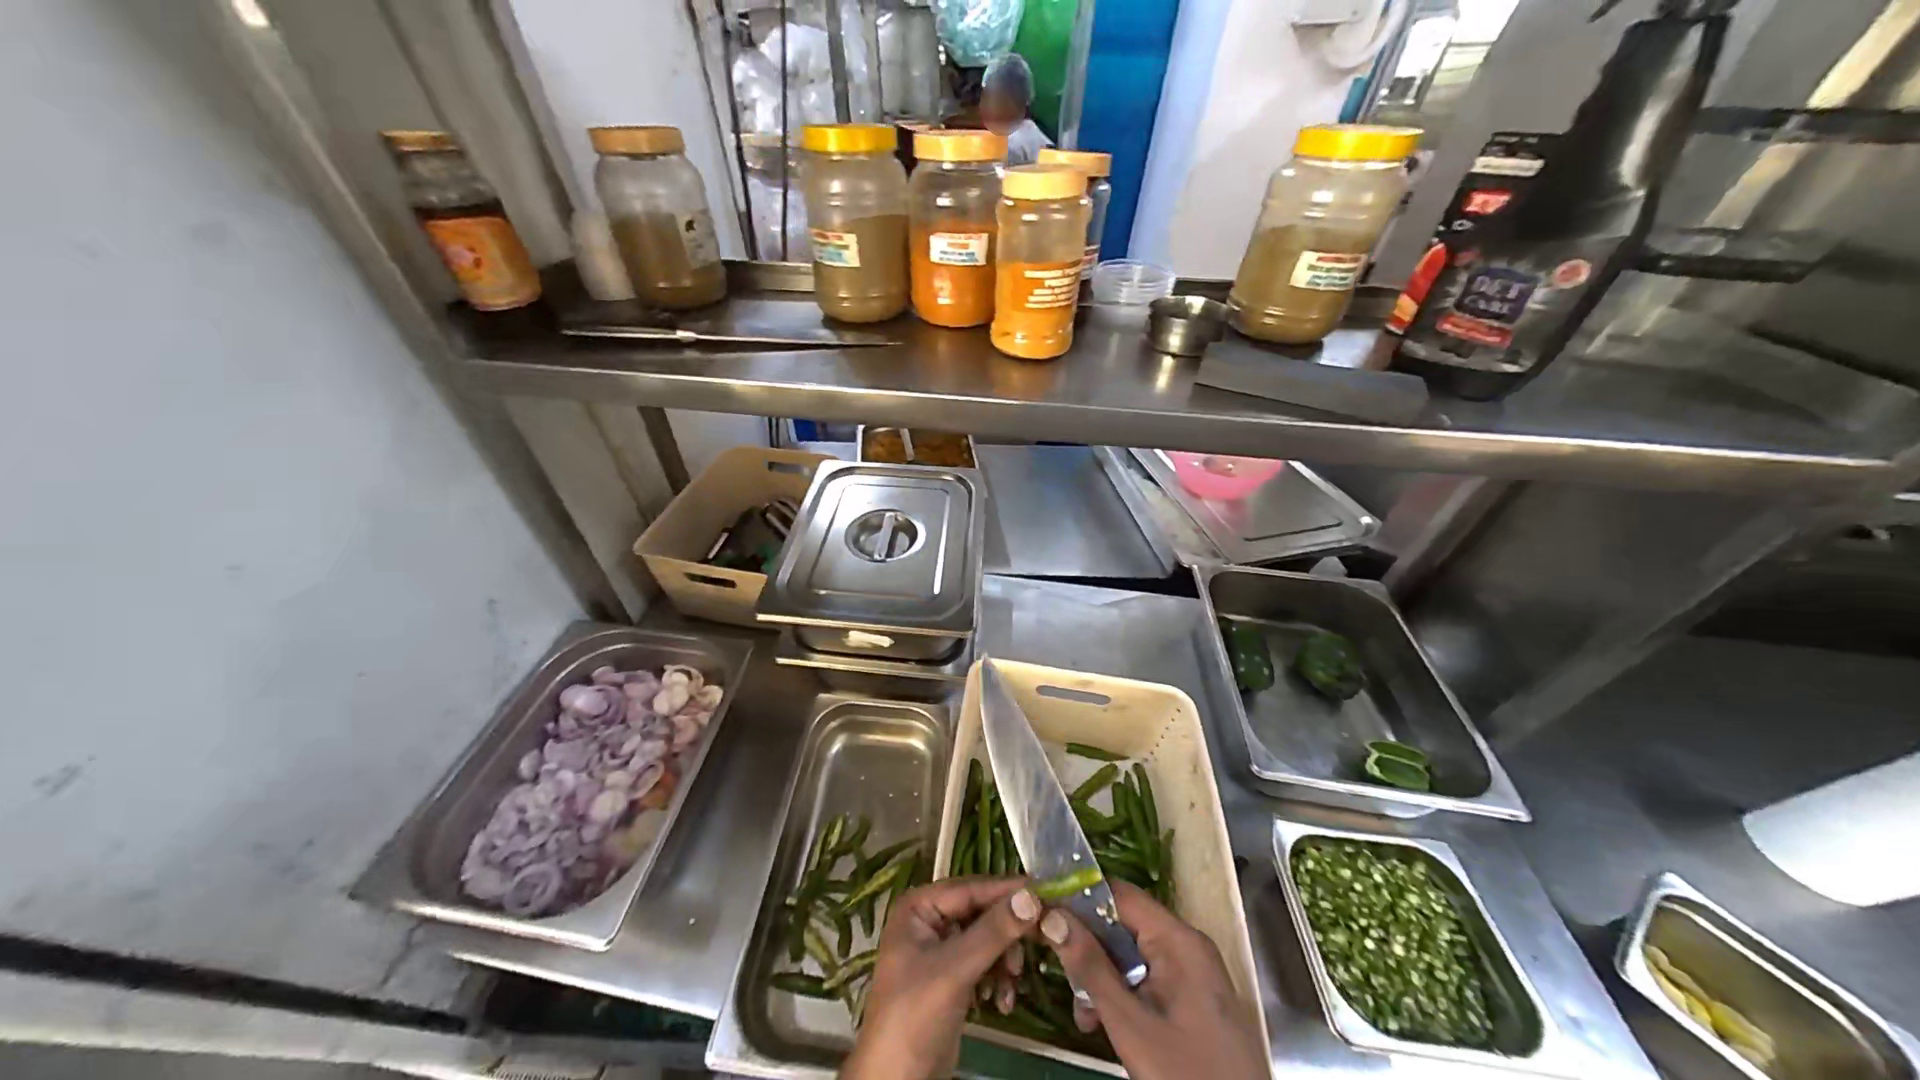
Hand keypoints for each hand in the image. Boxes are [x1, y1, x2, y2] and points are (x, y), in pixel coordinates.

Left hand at [842, 876, 1042, 1079]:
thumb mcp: (955, 970)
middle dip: (1007, 934)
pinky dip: (996, 978)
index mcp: (919, 906)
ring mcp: (940, 948)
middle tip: (1040, 943)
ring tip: (1011, 985)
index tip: (1046, 893)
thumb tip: (1032, 896)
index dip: (1008, 891)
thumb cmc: (915, 1016)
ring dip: (1004, 960)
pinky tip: (1001, 1001)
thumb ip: (993, 931)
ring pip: (987, 938)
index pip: (971, 888)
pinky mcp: (951, 976)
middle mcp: (929, 919)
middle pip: (981, 912)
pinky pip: (984, 962)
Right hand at [1040, 880, 1267, 1079]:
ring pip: (1132, 955)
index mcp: (1178, 939)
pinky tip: (1103, 1024)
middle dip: (1088, 947)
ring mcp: (1193, 973)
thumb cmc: (1186, 1077)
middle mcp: (1187, 945)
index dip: (1078, 898)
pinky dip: (1123, 994)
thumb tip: (1052, 916)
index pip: (1118, 893)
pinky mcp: (1193, 1000)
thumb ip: (1090, 967)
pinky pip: (1148, 979)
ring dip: (1102, 977)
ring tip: (1083, 1016)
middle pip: (1124, 924)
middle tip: (1058, 973)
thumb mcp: (1130, 1024)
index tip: (1043, 914)